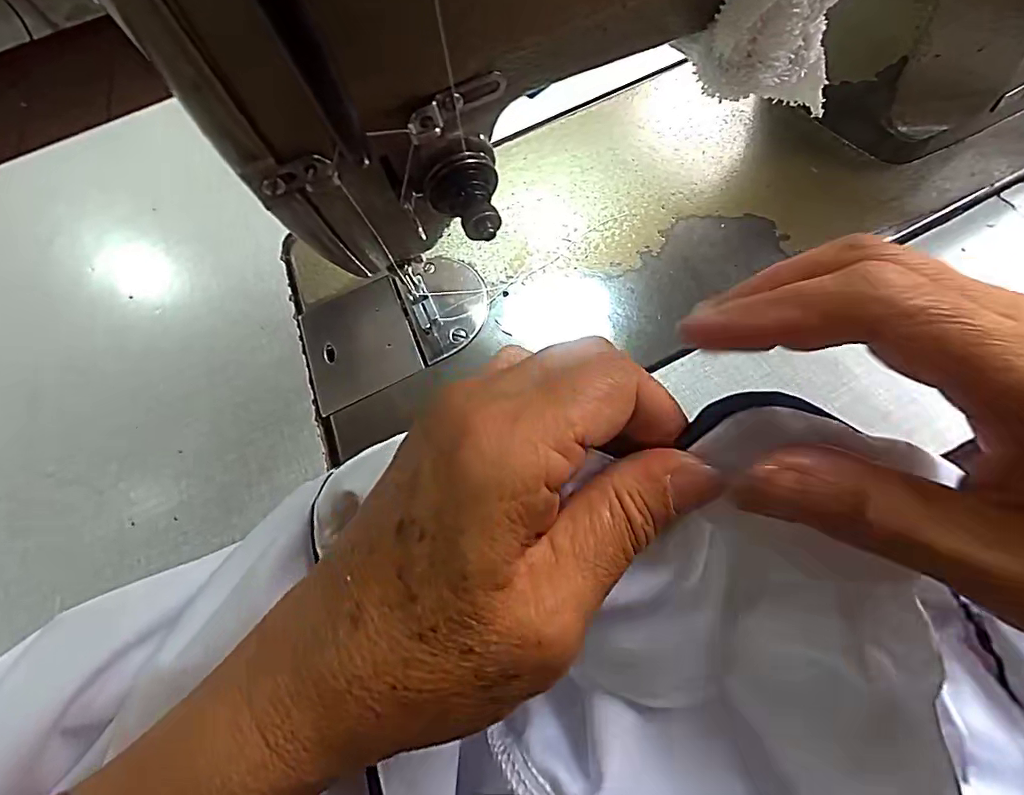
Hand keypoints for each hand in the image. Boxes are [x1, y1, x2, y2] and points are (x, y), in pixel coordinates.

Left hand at [79, 339, 722, 794]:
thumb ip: (627, 518)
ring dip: (598, 406)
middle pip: (590, 357)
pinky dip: (561, 408)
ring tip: (608, 477)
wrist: (325, 666)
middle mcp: (477, 396)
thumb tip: (697, 466)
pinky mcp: (442, 417)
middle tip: (650, 480)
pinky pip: (523, 379)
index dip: (662, 415)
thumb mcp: (552, 608)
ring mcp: (453, 400)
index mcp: (506, 438)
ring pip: (558, 363)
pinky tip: (558, 468)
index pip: (615, 377)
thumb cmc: (438, 655)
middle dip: (636, 407)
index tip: (679, 475)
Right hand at [680, 235, 1023, 790]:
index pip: (880, 302)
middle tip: (711, 325)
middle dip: (781, 286)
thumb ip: (875, 516)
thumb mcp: (1012, 573)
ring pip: (898, 268)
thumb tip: (755, 478)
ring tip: (745, 324)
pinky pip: (920, 291)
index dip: (779, 308)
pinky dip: (847, 299)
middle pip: (882, 265)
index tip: (704, 330)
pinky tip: (818, 331)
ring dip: (810, 285)